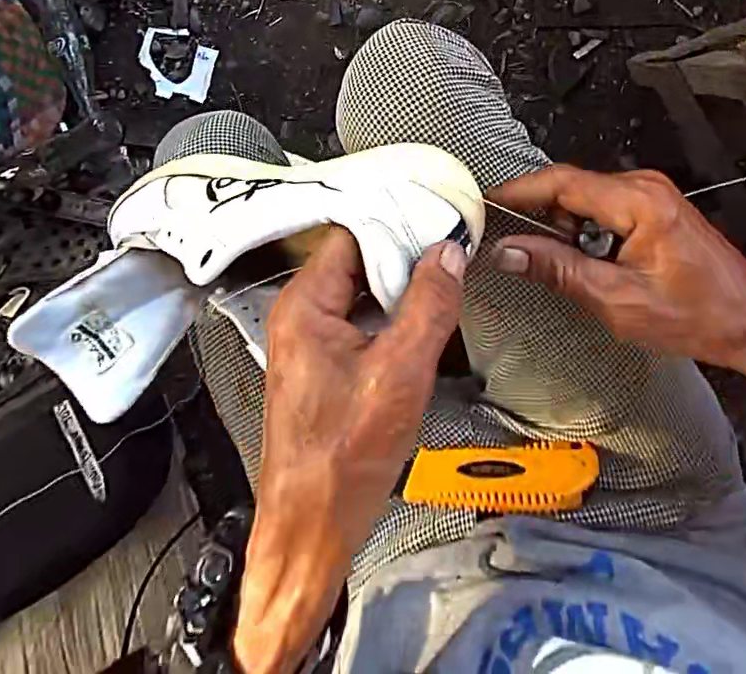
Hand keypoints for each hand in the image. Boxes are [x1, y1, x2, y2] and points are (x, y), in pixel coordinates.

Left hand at [233, 229, 466, 673]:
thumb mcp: (400, 373)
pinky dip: (389, 312)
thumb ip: (428, 306)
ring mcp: (309, 340)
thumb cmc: (338, 464)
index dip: (394, 222)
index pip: (350, 234)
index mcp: (304, 307)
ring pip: (359, 288)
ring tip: (437, 281)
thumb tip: (446, 257)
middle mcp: (299, 316)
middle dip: (401, 254)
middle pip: (355, 258)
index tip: (430, 219)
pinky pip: (358, 317)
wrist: (311, 527)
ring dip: (397, 285)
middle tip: (443, 249)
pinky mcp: (323, 362)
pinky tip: (417, 320)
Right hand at [487, 165, 745, 372]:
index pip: (561, 182)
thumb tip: (511, 252)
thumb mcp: (617, 300)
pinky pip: (600, 206)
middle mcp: (644, 187)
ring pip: (582, 197)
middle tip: (513, 244)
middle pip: (569, 185)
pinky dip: (581, 228)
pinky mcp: (651, 207)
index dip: (518, 192)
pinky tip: (584, 259)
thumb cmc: (699, 315)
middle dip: (537, 214)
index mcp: (639, 202)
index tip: (488, 204)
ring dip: (560, 225)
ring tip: (558, 262)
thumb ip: (558, 270)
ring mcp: (650, 195)